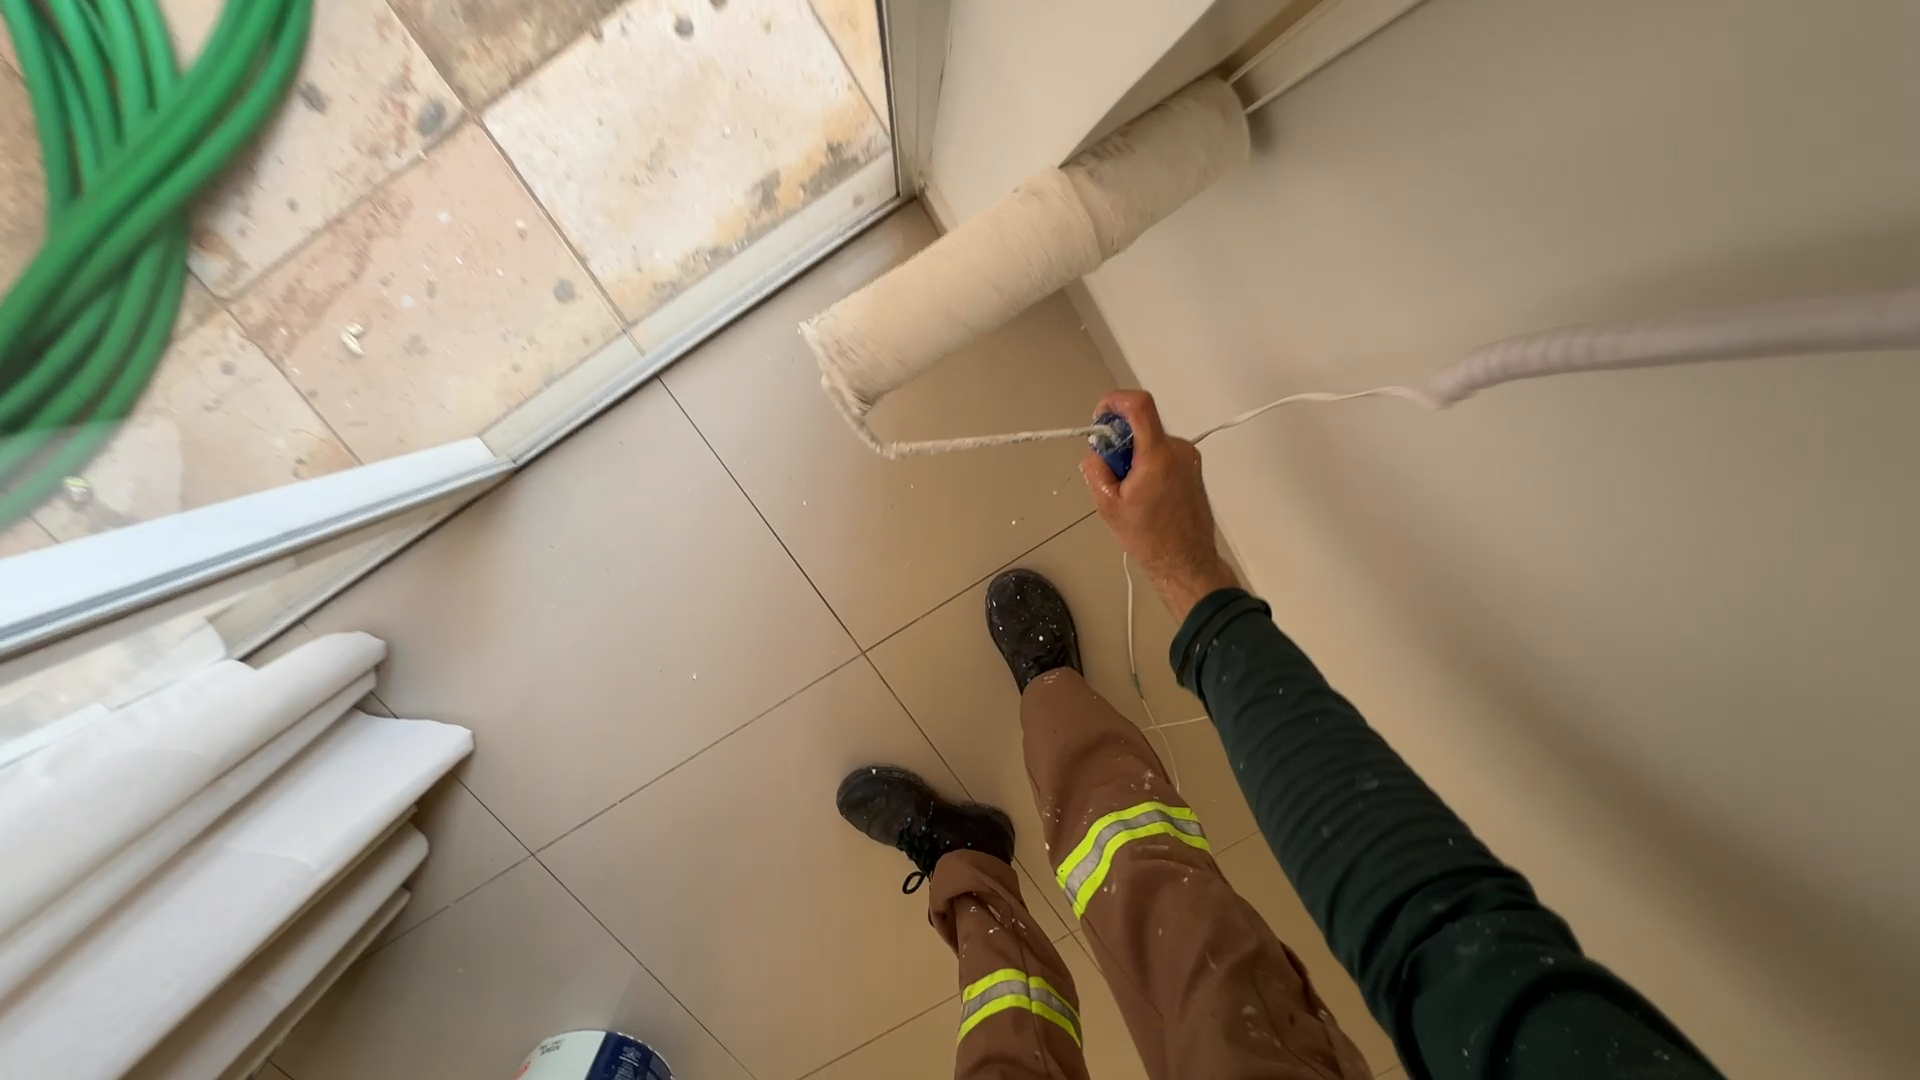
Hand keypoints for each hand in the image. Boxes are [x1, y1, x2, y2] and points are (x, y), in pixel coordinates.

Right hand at [1081, 390, 1238, 621]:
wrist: (1185, 560)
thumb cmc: (1148, 538)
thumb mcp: (1108, 506)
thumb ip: (1096, 471)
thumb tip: (1094, 454)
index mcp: (1157, 456)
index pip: (1139, 406)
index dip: (1115, 401)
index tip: (1100, 417)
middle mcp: (1178, 450)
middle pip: (1141, 426)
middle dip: (1119, 441)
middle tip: (1109, 472)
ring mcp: (1189, 458)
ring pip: (1151, 441)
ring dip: (1133, 456)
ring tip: (1128, 490)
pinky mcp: (1193, 467)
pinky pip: (1163, 453)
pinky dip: (1147, 463)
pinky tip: (1144, 493)